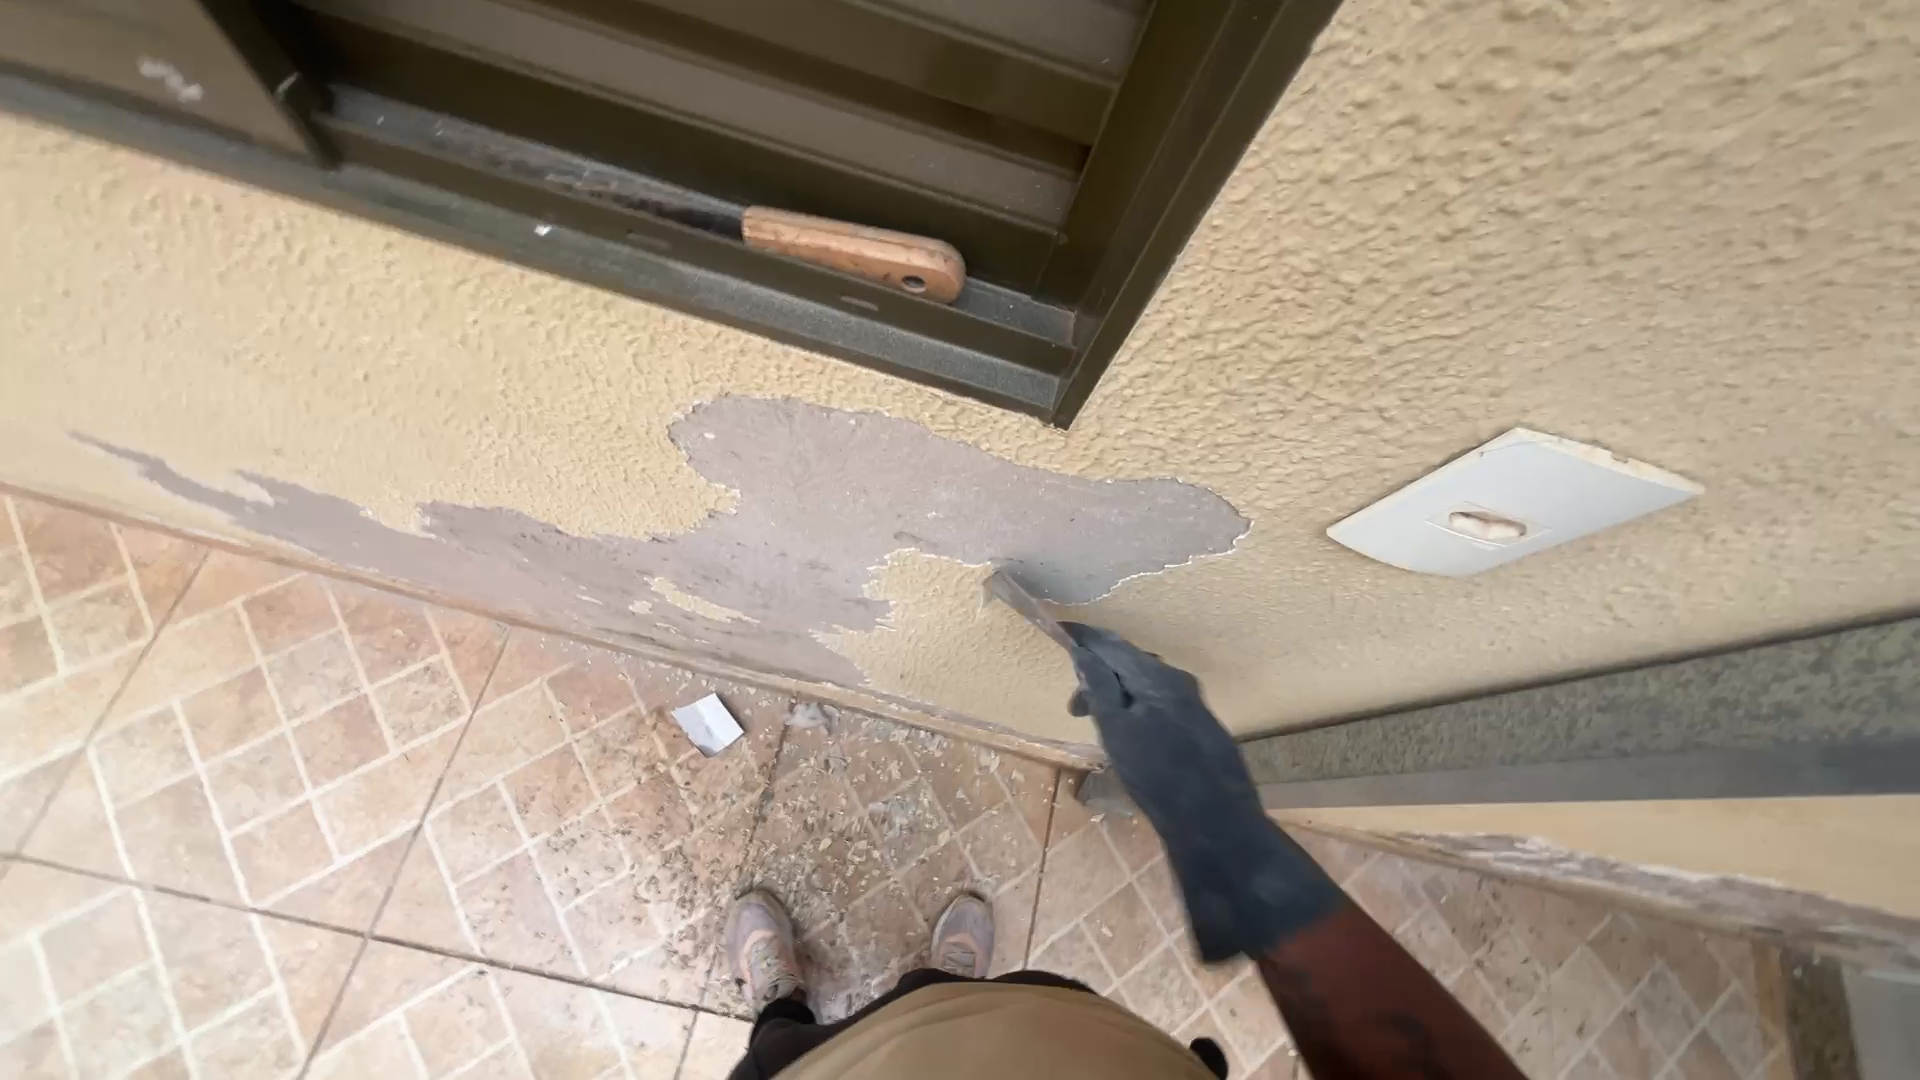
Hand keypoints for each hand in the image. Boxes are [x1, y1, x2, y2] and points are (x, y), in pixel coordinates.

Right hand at [1062, 623, 1339, 960]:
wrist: (1216, 824)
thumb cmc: (1156, 776)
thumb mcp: (1116, 730)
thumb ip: (1099, 688)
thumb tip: (1084, 653)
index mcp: (1158, 676)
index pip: (1113, 644)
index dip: (1085, 638)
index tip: (1061, 631)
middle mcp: (1180, 682)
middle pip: (1131, 663)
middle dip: (1098, 676)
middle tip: (1075, 708)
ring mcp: (1195, 705)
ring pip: (1146, 685)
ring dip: (1117, 695)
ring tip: (1100, 725)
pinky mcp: (1203, 728)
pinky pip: (1161, 703)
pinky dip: (1137, 708)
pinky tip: (1132, 737)